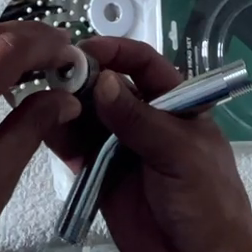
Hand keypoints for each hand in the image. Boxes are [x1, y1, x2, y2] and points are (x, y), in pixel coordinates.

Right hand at [47, 37, 251, 251]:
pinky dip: (59, 136)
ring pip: (88, 115)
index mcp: (174, 103)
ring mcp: (122, 146)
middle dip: (84, 77)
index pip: (144, 63)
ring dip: (68, 105)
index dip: (117, 51)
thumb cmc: (208, 203)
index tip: (87, 48)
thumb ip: (139, 120)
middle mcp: (145, 118)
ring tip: (44, 100)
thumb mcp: (179, 154)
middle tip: (56, 75)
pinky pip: (77, 149)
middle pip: (109, 86)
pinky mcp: (102, 175)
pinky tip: (44, 126)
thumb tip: (102, 81)